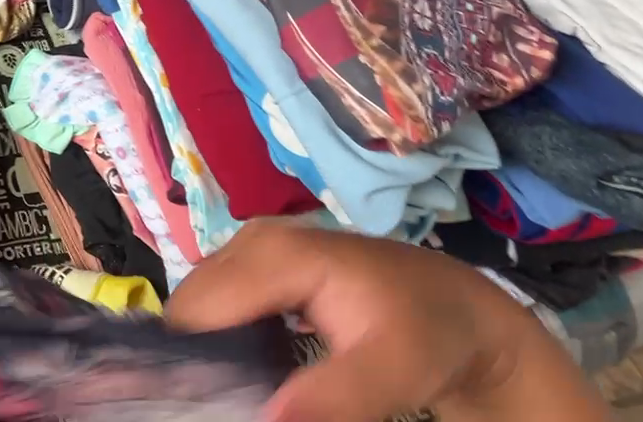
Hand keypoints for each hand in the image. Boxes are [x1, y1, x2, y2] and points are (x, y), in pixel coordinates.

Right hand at [165, 219, 609, 421]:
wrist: (454, 305)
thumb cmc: (427, 333)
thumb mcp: (395, 371)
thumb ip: (335, 398)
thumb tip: (266, 421)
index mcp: (275, 254)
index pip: (198, 308)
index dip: (188, 360)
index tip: (202, 408)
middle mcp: (250, 239)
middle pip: (190, 304)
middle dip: (193, 356)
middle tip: (220, 405)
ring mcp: (249, 245)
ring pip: (197, 302)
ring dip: (202, 347)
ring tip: (229, 392)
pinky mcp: (253, 260)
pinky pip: (214, 299)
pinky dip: (217, 335)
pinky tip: (243, 368)